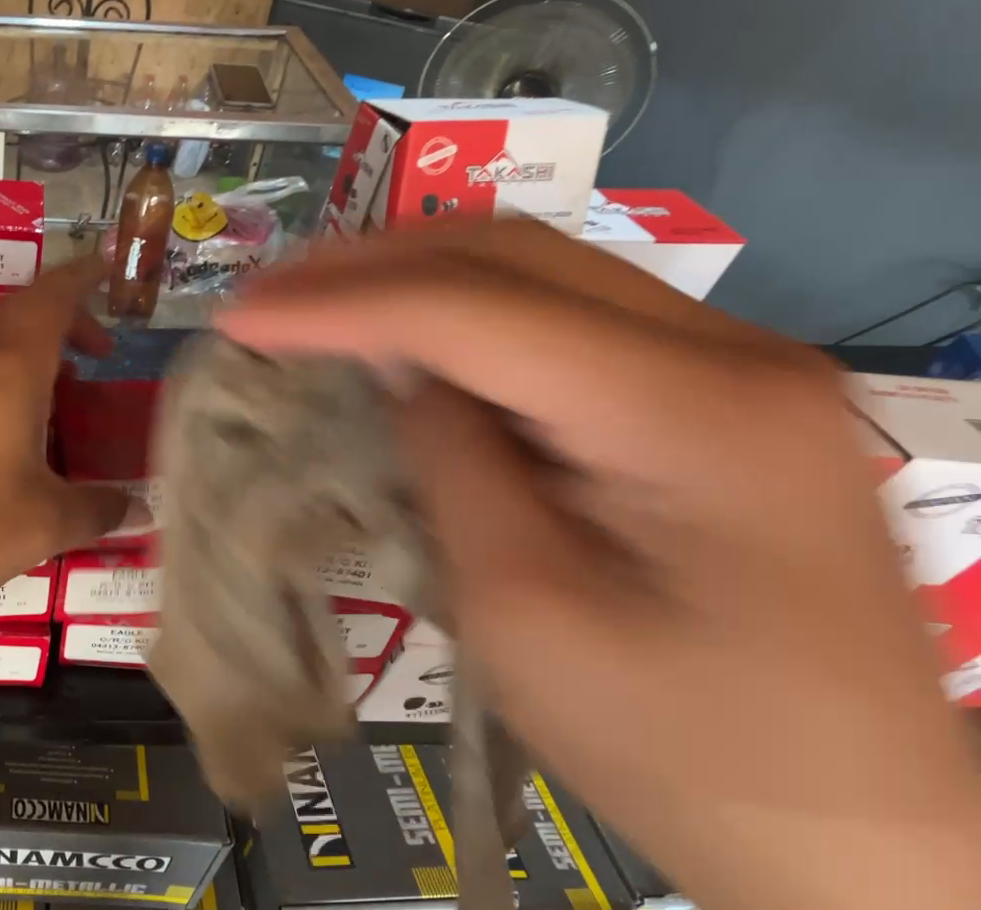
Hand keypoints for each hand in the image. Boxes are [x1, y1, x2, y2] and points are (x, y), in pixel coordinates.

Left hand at [0, 257, 135, 660]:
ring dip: (17, 352)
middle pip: (17, 312)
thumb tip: (137, 511)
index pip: (55, 293)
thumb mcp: (41, 527)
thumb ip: (97, 510)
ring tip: (43, 399)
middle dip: (62, 326)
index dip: (87, 277)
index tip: (112, 272)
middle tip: (92, 364)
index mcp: (5, 361)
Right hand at [219, 220, 980, 909]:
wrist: (853, 835)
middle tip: (264, 294)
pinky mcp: (719, 392)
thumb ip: (451, 460)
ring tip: (314, 298)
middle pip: (513, 254)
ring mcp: (737, 363)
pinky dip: (467, 309)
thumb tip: (398, 371)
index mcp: (693, 412)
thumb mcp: (522, 612)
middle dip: (368, 264)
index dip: (338, 306)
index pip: (475, 311)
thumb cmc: (677, 750)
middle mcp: (731, 351)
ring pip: (542, 265)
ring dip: (414, 272)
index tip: (236, 319)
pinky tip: (405, 330)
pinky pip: (568, 313)